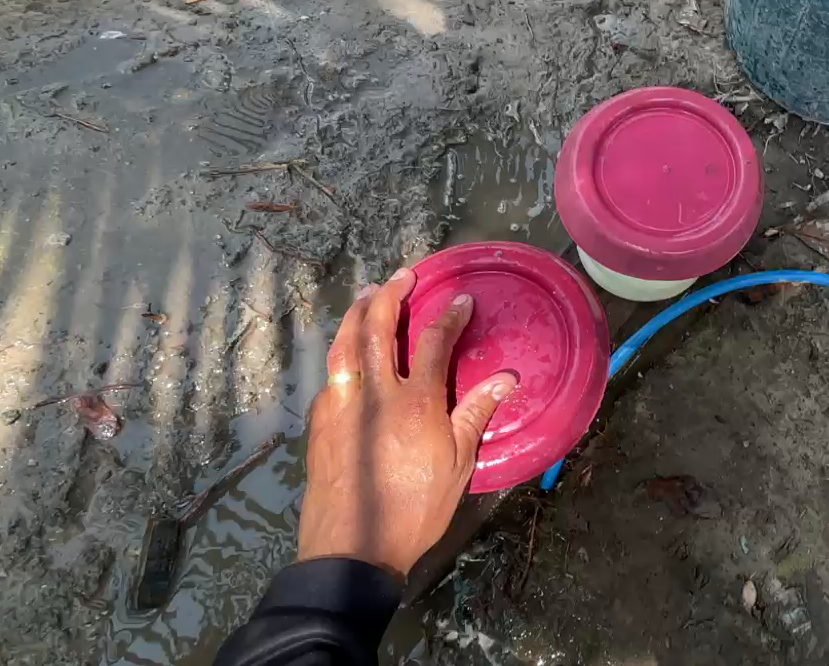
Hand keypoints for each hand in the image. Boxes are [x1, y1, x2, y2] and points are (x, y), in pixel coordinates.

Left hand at [297, 268, 517, 577]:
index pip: (434, 342)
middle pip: (377, 330)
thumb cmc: (415, 507)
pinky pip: (330, 376)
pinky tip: (345, 354)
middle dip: (389, 296)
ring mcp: (341, 408)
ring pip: (343, 347)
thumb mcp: (458, 463)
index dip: (450, 316)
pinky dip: (340, 353)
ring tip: (364, 295)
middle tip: (401, 275)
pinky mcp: (320, 426)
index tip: (462, 300)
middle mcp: (375, 394)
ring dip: (355, 315)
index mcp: (415, 402)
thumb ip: (476, 413)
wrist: (350, 553)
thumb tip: (508, 378)